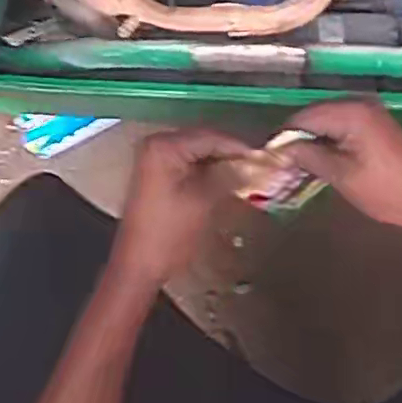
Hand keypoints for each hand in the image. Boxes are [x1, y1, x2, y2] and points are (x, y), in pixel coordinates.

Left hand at [110, 128, 249, 285]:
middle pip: (201, 139)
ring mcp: (153, 156)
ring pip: (195, 150)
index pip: (209, 137)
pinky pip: (186, 160)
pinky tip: (224, 176)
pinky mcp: (155, 170)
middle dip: (229, 151)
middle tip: (256, 163)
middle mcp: (156, 142)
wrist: (138, 266)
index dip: (238, 146)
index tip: (263, 157)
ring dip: (218, 159)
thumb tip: (253, 164)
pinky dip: (205, 167)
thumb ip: (228, 176)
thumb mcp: (204, 201)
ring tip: (245, 169)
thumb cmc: (169, 234)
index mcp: (165, 146)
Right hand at [280, 98, 401, 236]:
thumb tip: (281, 148)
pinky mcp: (375, 122)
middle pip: (314, 113)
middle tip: (281, 160)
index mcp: (350, 112)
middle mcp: (358, 103)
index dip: (284, 135)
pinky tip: (322, 157)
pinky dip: (329, 137)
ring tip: (298, 161)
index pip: (303, 116)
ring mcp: (368, 111)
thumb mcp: (343, 176)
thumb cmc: (389, 191)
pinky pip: (342, 123)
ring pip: (327, 118)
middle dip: (297, 135)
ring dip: (312, 137)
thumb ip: (310, 156)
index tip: (269, 155)